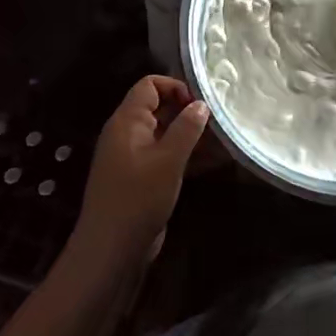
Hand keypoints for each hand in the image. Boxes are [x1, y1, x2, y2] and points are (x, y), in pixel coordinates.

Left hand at [71, 75, 208, 259]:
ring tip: (224, 143)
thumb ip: (187, 128)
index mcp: (127, 122)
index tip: (201, 105)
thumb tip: (202, 104)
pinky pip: (167, 155)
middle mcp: (128, 133)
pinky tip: (214, 162)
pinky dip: (188, 155)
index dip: (176, 88)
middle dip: (190, 112)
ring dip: (193, 136)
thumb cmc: (138, 198)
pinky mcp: (143, 177)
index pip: (150, 85)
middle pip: (160, 108)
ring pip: (167, 133)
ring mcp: (134, 156)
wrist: (111, 249)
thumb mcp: (168, 160)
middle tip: (220, 123)